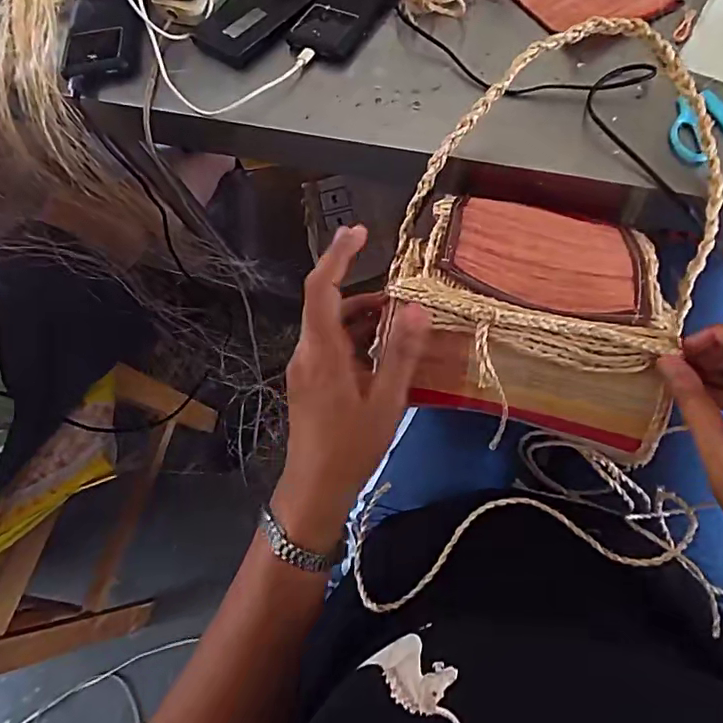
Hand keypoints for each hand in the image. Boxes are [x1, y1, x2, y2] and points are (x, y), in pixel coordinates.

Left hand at [272, 224, 430, 555]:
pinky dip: (356, 338)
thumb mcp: (387, 399)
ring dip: (362, 317)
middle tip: (401, 295)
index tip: (359, 233)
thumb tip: (417, 308)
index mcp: (322, 351)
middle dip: (363, 291)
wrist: (314, 490)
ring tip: (399, 324)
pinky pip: (331, 345)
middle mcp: (307, 352)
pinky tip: (382, 353)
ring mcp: (305, 367)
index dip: (338, 256)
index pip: (321, 288)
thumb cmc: (351, 446)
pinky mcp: (310, 381)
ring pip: (332, 326)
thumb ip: (401, 352)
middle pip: (328, 304)